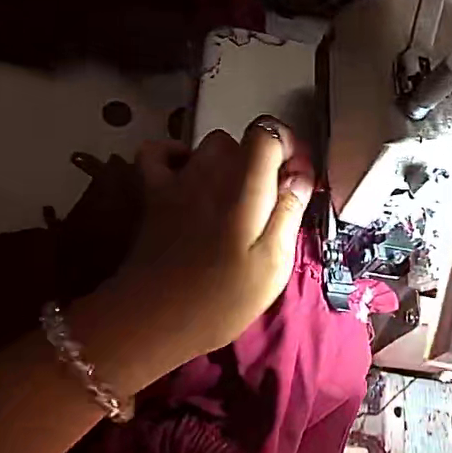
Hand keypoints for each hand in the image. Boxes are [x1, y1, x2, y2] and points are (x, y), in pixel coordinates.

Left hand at [70, 117, 313, 392]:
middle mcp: (209, 171)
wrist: (153, 320)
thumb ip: (289, 211)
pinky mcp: (152, 193)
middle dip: (262, 161)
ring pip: (208, 145)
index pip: (269, 132)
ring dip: (227, 163)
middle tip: (270, 201)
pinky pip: (160, 152)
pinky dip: (177, 156)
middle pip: (242, 140)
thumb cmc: (221, 299)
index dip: (288, 147)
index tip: (296, 179)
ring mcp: (176, 179)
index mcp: (244, 186)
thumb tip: (300, 176)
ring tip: (235, 199)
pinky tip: (189, 178)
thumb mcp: (273, 264)